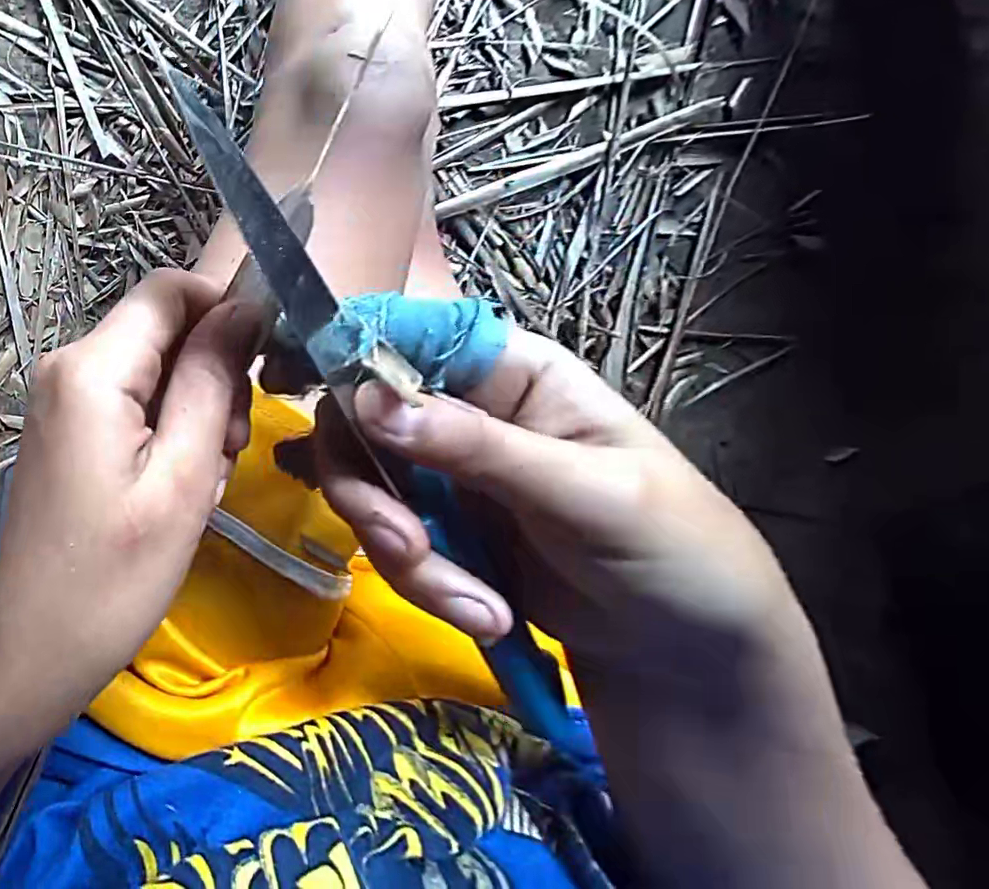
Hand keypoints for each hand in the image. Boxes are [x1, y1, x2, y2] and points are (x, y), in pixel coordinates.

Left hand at [0, 270, 256, 732]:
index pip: (167, 289)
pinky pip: (130, 399)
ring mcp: (59, 397)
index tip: (259, 367)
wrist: (31, 649)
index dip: (223, 309)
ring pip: (152, 366)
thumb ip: (211, 381)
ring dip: (192, 408)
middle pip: (162, 328)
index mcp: (90, 368)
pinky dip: (165, 429)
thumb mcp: (183, 479)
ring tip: (199, 481)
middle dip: (210, 372)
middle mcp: (66, 365)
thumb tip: (242, 309)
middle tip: (225, 450)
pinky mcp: (63, 426)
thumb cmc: (113, 578)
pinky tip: (172, 486)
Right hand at [317, 330, 801, 674]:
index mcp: (506, 369)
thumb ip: (479, 446)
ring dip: (398, 549)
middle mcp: (457, 406)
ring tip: (476, 607)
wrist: (685, 652)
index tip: (303, 393)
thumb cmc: (674, 548)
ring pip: (361, 483)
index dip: (350, 356)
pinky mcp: (427, 521)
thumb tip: (370, 401)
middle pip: (358, 416)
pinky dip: (420, 581)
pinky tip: (484, 614)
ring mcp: (435, 466)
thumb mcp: (589, 493)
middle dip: (367, 488)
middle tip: (403, 545)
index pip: (407, 336)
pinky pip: (382, 536)